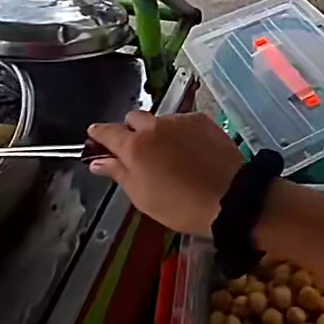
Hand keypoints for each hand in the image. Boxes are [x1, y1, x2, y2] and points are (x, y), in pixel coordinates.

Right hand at [86, 112, 243, 234]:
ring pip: (159, 120)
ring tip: (168, 153)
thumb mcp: (142, 197)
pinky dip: (180, 132)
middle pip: (132, 118)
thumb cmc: (180, 206)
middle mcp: (153, 127)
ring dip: (157, 132)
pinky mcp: (201, 120)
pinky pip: (182, 121)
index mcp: (134, 147)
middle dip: (130, 129)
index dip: (98, 133)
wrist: (230, 198)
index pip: (107, 132)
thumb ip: (118, 173)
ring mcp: (178, 121)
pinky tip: (189, 150)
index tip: (94, 135)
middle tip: (136, 149)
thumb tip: (97, 161)